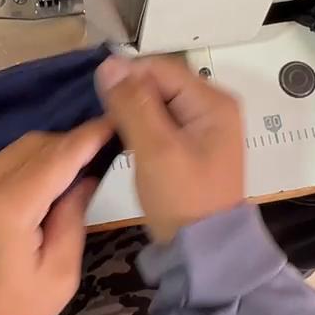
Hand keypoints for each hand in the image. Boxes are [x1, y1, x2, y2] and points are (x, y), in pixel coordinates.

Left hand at [0, 120, 111, 314]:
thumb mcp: (57, 278)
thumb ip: (72, 220)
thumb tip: (83, 180)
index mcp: (7, 208)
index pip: (56, 157)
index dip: (86, 137)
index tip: (110, 123)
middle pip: (29, 146)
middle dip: (63, 146)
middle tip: (90, 158)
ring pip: (5, 156)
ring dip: (37, 160)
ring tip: (60, 182)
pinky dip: (11, 176)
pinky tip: (24, 199)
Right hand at [96, 56, 245, 241]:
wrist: (202, 250)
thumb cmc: (181, 199)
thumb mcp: (155, 149)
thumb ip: (133, 104)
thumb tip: (109, 64)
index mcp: (213, 101)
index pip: (159, 67)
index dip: (127, 78)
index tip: (100, 102)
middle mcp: (213, 106)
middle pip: (159, 83)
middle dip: (130, 97)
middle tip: (107, 124)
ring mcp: (205, 126)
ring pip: (157, 102)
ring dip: (133, 113)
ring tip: (115, 134)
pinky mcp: (193, 144)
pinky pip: (161, 121)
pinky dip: (142, 127)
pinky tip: (127, 144)